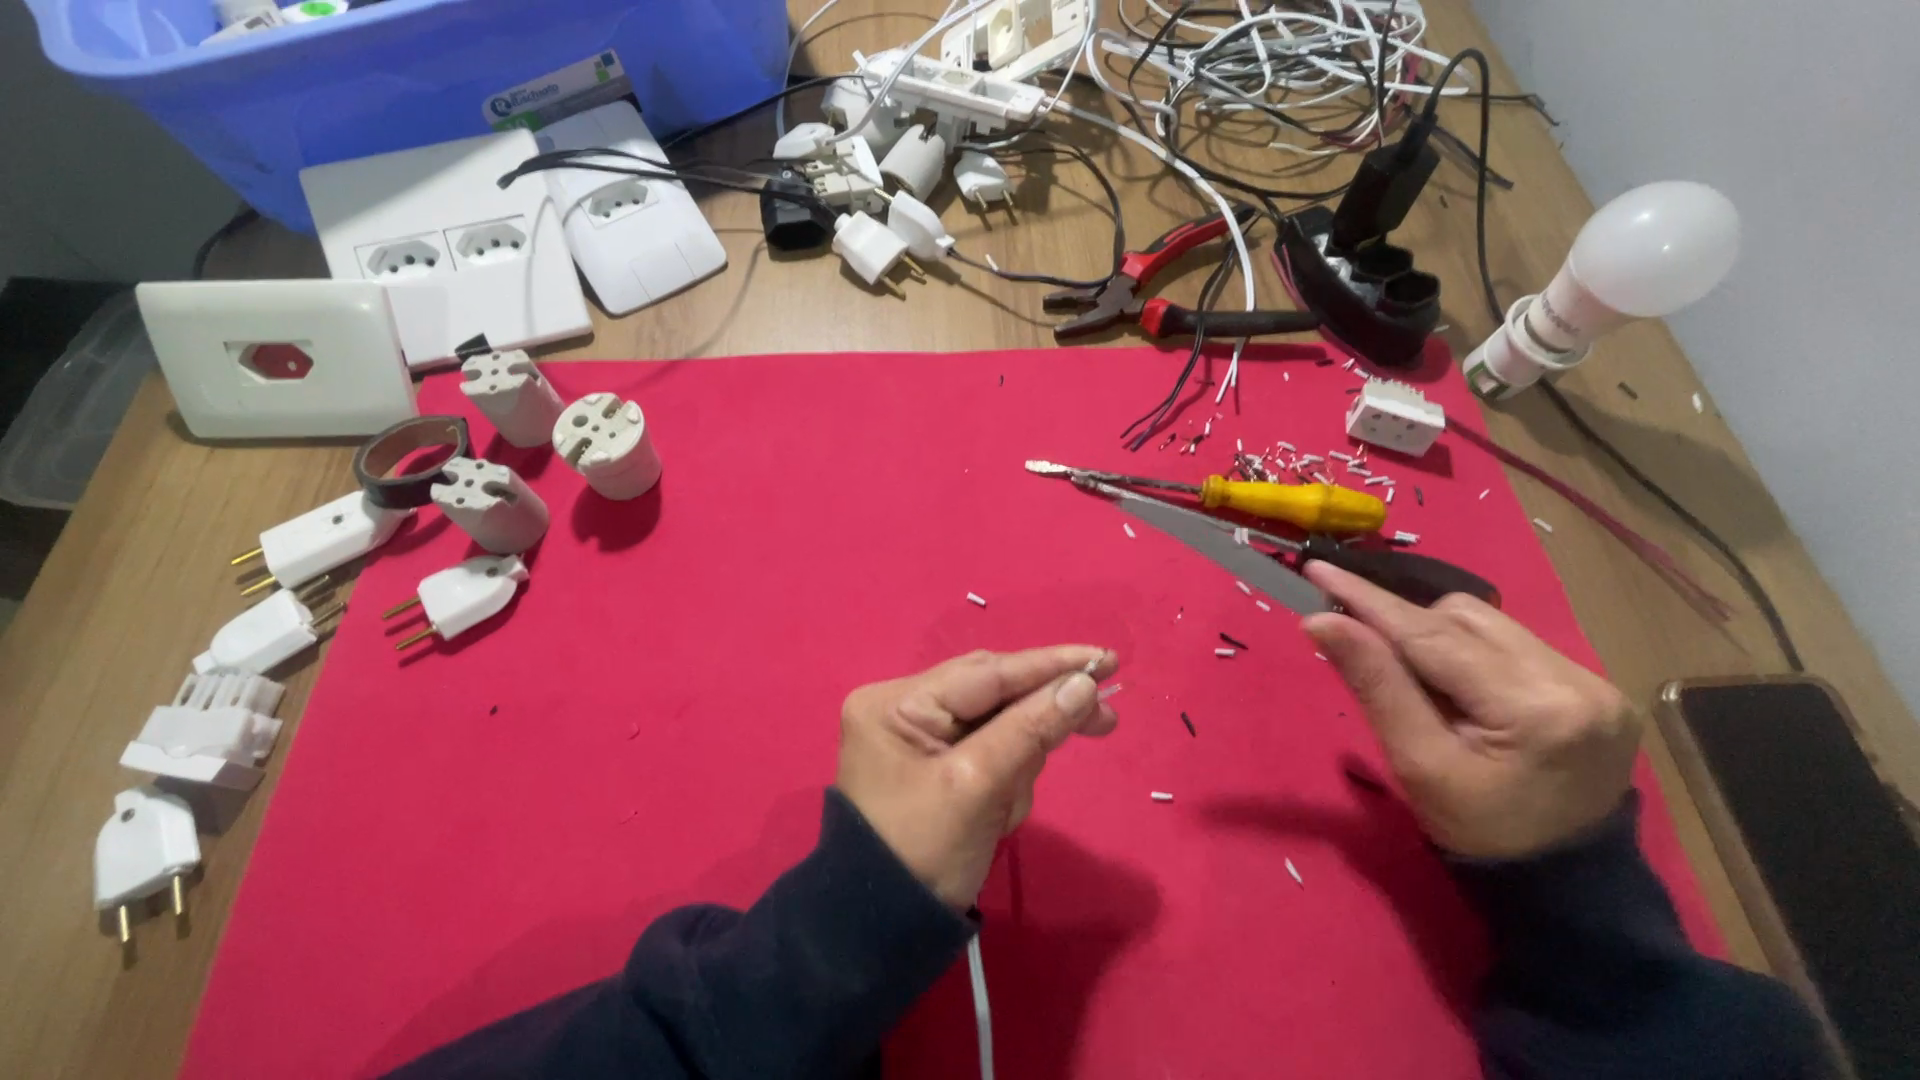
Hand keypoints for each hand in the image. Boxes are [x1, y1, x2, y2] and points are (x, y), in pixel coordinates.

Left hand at [835, 646, 1118, 908]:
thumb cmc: (925, 853)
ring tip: (1000, 813)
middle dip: (1038, 722)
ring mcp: (920, 738)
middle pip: (995, 694)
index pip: (987, 671)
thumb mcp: (979, 787)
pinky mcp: (938, 765)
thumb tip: (1084, 684)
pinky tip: (995, 816)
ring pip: (1000, 727)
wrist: (885, 931)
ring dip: (1019, 765)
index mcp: (897, 703)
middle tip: (1104, 723)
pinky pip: (992, 754)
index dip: (1049, 665)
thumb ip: (1031, 729)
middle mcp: (904, 707)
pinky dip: (1008, 780)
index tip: (1105, 660)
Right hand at [1301, 562, 1638, 858]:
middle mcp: (1577, 678)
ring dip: (1439, 639)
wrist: (1559, 881)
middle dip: (1407, 628)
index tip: (1319, 569)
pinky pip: (1513, 643)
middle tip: (1365, 650)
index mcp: (1535, 707)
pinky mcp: (1597, 685)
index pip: (1434, 636)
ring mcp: (1595, 679)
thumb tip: (1321, 620)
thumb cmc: (1475, 829)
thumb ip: (1374, 683)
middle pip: (1464, 618)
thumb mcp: (1416, 761)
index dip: (1370, 602)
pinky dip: (1471, 655)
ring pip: (1488, 623)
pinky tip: (1461, 691)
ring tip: (1423, 686)